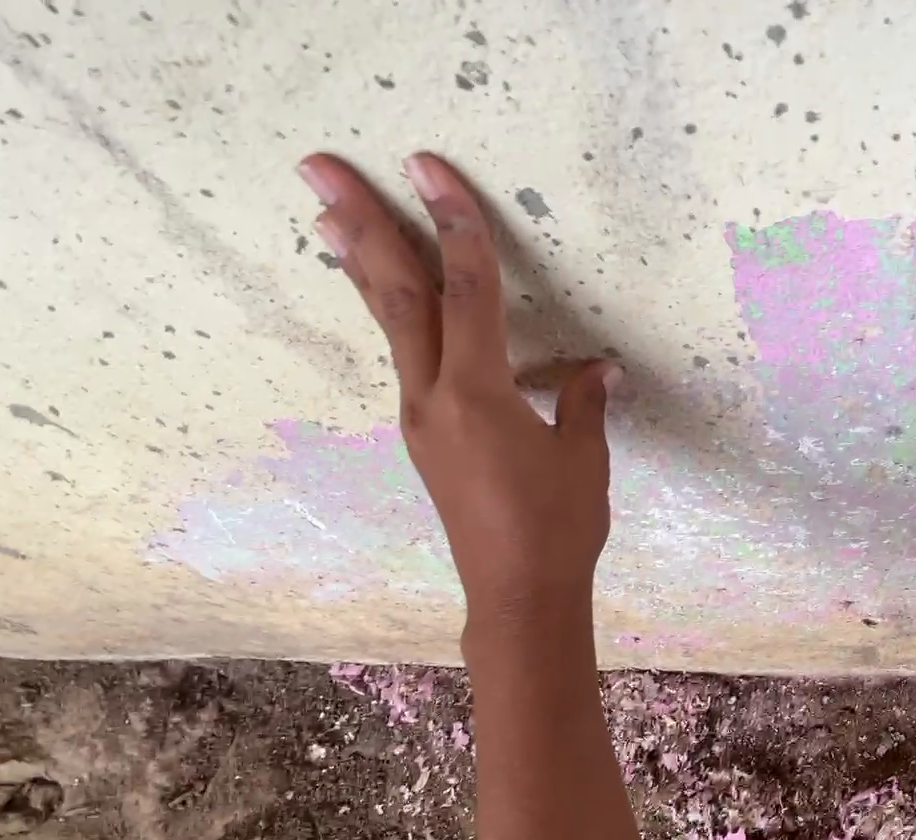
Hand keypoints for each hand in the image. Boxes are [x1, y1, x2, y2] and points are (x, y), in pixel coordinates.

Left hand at [295, 152, 617, 628]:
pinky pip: (404, 361)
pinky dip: (390, 318)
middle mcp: (434, 398)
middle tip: (319, 168)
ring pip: (390, 328)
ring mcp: (421, 420)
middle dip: (364, 227)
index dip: (457, 228)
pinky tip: (386, 304)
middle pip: (398, 298)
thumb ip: (581, 404)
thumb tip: (595, 368)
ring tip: (328, 218)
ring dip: (363, 268)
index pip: (469, 294)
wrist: (518, 595)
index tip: (431, 170)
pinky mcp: (424, 440)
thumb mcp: (582, 459)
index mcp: (479, 395)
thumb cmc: (559, 528)